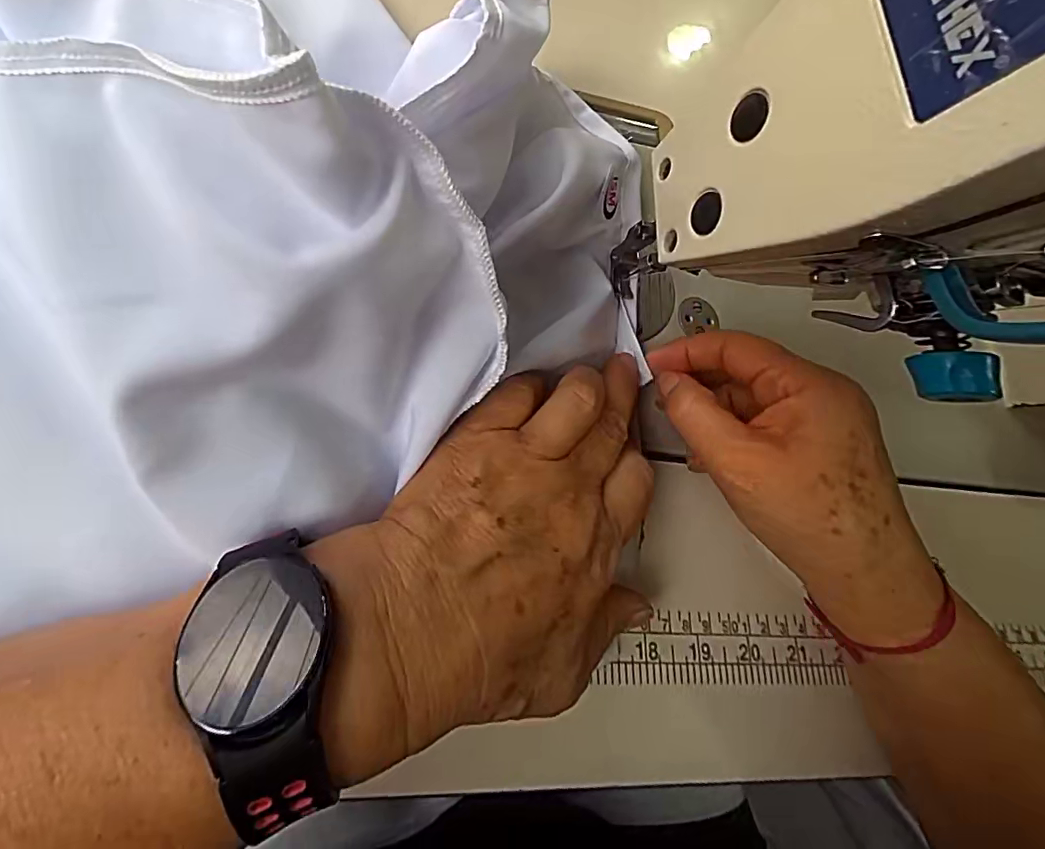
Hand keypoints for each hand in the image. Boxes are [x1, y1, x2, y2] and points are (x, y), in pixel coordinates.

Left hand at [309, 354, 653, 784]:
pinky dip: (527, 384)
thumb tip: (633, 604)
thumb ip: (601, 629)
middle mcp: (569, 496)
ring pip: (573, 401)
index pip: (635, 483)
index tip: (629, 443)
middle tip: (620, 376)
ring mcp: (523, 462)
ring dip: (583, 382)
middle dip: (619, 399)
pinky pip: (512, 396)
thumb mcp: (560, 673)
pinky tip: (529, 383)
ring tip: (584, 371)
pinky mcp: (474, 442)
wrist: (409, 624)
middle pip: (610, 431)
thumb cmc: (477, 658)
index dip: (634, 455)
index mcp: (594, 549)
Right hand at [645, 331, 940, 647]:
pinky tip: (714, 453)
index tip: (653, 363)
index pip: (735, 346)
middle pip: (741, 368)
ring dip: (711, 410)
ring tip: (691, 437)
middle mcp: (823, 395)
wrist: (863, 573)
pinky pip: (760, 417)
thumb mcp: (733, 458)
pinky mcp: (816, 439)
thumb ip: (691, 410)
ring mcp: (822, 418)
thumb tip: (669, 381)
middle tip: (663, 398)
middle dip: (697, 383)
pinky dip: (730, 428)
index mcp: (811, 387)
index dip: (685, 351)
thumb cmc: (819, 522)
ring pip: (747, 395)